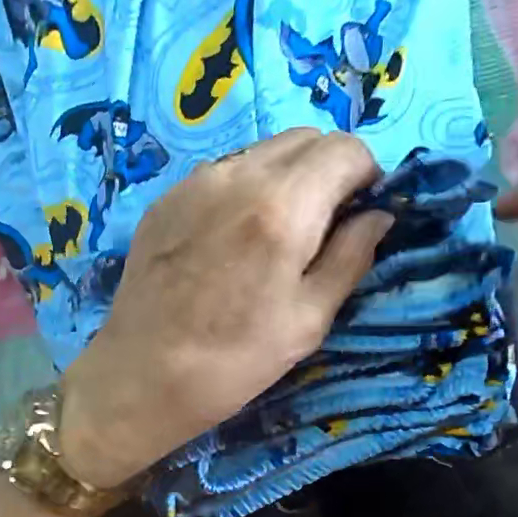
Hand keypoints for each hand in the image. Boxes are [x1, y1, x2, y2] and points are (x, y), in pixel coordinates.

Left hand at [57, 129, 394, 488]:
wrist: (140, 377)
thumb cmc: (234, 360)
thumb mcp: (308, 319)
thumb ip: (350, 256)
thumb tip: (378, 215)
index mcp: (282, 206)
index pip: (345, 149)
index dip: (366, 175)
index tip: (361, 211)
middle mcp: (237, 176)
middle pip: (304, 139)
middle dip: (328, 169)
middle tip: (325, 222)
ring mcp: (194, 183)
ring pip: (261, 152)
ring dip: (286, 176)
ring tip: (276, 233)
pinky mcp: (165, 199)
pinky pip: (222, 173)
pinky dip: (244, 188)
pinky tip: (232, 239)